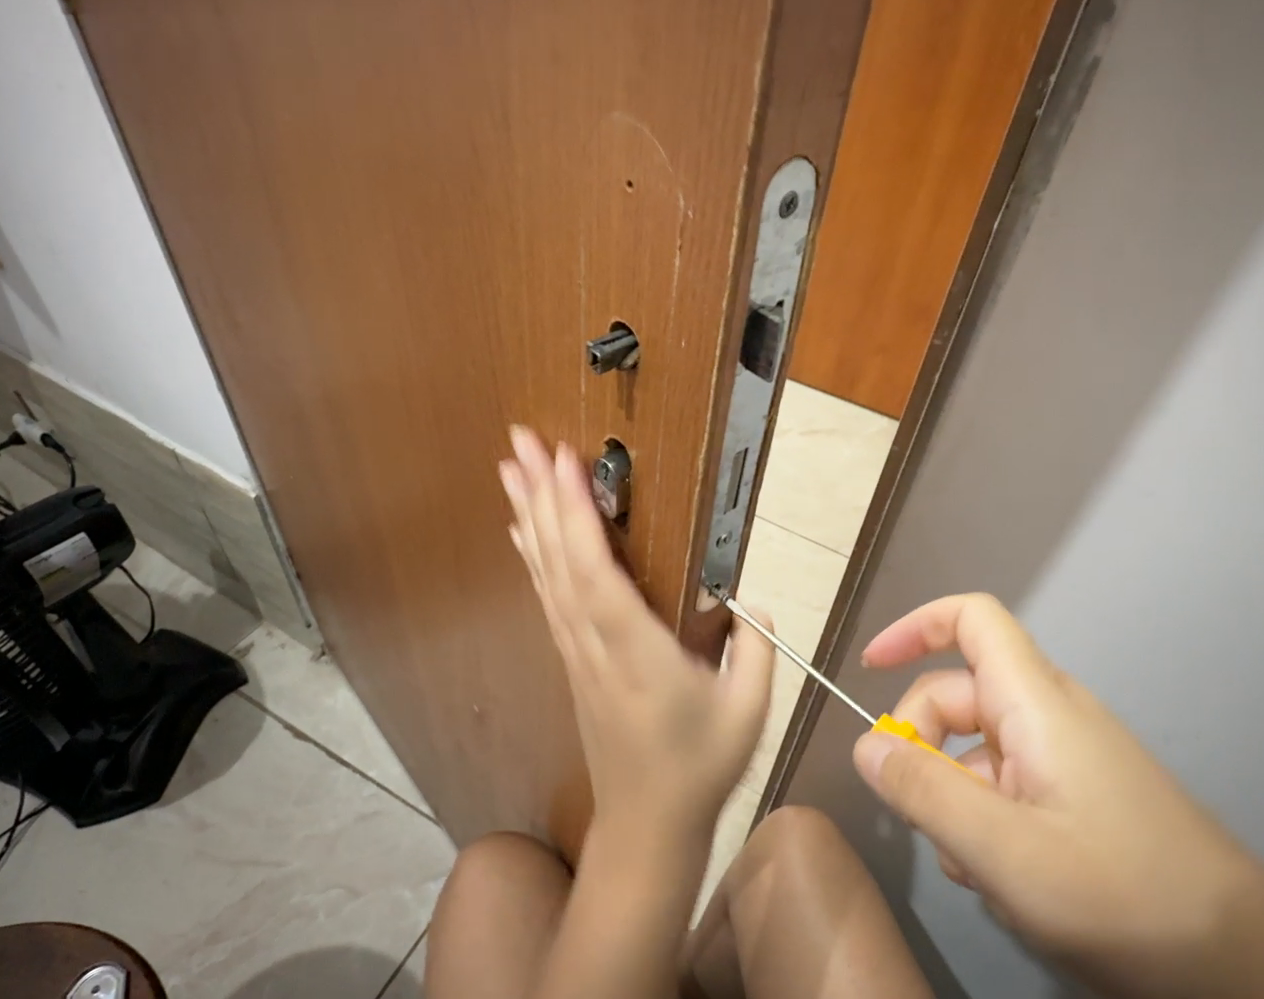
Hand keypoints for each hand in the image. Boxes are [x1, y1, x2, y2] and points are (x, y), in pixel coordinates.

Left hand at [500, 427, 773, 832]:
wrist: (647, 823)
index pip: (596, 572)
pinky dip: (534, 555)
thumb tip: (745, 600)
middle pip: (559, 560)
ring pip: (547, 573)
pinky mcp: (573, 657)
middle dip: (540, 495)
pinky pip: (548, 595)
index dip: (575, 514)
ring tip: (511, 467)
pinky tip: (523, 528)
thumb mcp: (749, 711)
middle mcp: (594, 643)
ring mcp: (577, 650)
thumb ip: (753, 648)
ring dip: (529, 515)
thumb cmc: (701, 766)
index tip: (565, 460)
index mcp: (636, 652)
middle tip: (520, 440)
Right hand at [851, 594, 1263, 997]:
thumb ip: (924, 792)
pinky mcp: (1082, 798)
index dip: (914, 627)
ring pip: (979, 752)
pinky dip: (987, 821)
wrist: (1248, 962)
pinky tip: (1005, 881)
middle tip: (922, 818)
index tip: (869, 669)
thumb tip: (866, 745)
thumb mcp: (1004, 850)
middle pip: (959, 695)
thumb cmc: (1123, 894)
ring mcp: (1070, 759)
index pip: (972, 620)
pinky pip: (1010, 787)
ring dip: (955, 799)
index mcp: (1037, 703)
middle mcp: (1053, 717)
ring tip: (976, 869)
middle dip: (924, 748)